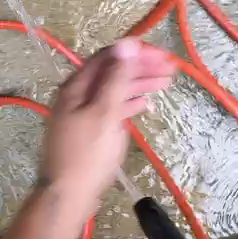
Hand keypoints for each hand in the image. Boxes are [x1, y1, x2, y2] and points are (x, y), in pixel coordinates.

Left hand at [37, 38, 175, 206]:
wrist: (68, 195)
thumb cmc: (88, 154)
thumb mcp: (105, 113)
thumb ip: (116, 78)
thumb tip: (127, 43)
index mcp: (76, 86)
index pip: (108, 57)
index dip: (136, 53)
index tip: (162, 56)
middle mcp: (76, 95)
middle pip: (111, 73)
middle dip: (140, 68)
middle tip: (169, 70)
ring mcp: (81, 113)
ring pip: (112, 91)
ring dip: (137, 84)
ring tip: (164, 84)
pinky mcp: (87, 131)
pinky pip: (110, 108)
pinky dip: (128, 104)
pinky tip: (144, 105)